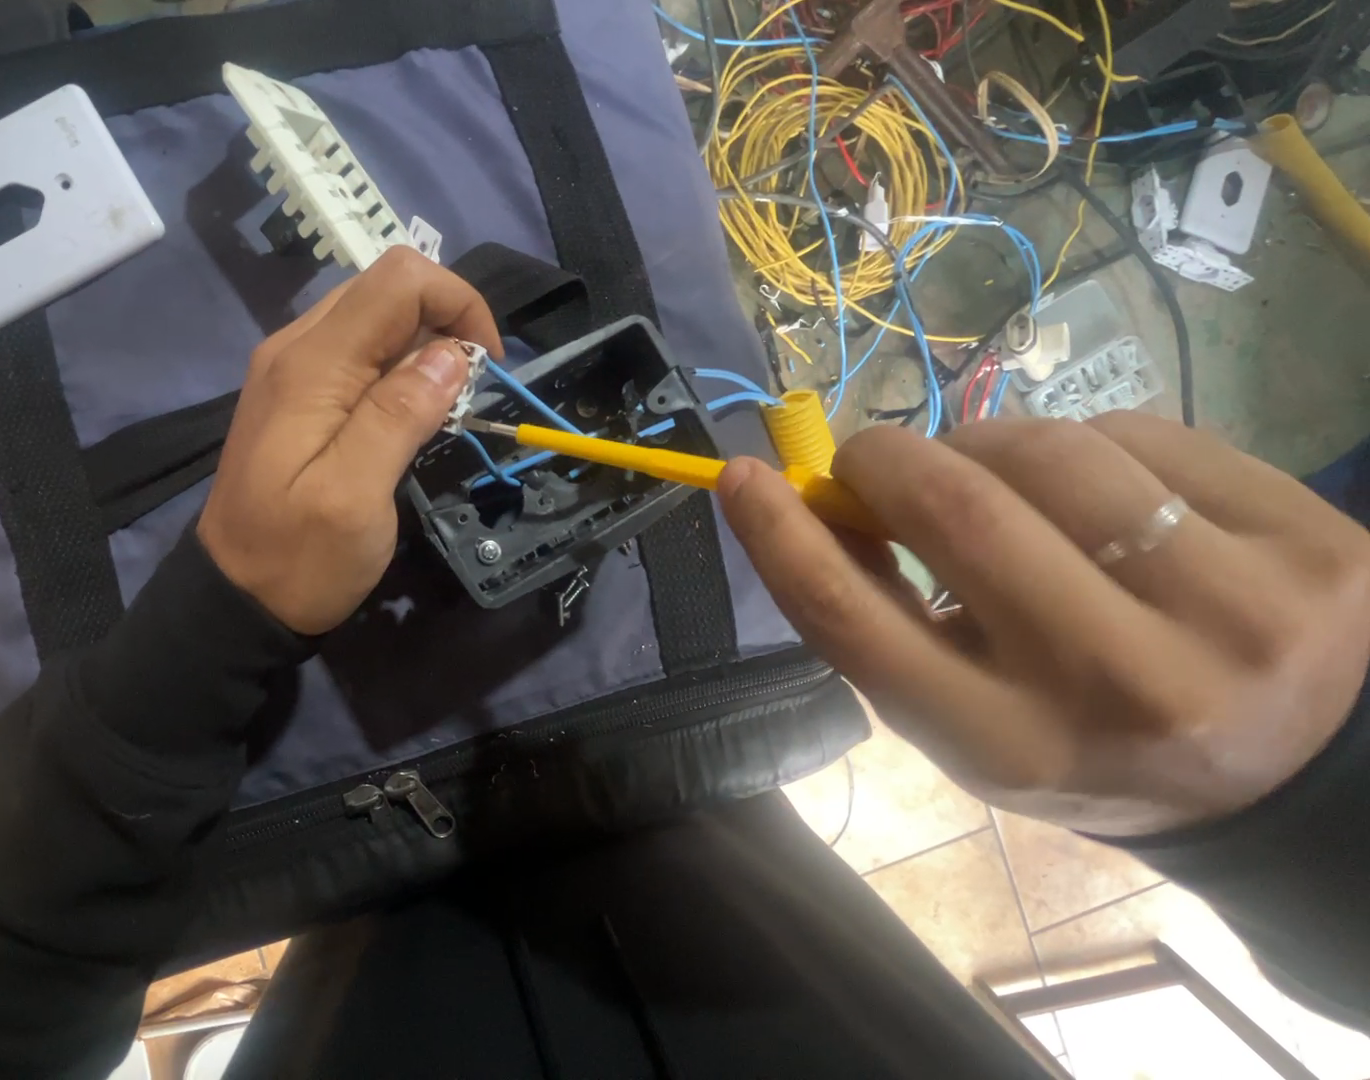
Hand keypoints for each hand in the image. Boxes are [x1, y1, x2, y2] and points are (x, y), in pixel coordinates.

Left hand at [198, 248, 500, 634]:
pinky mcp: (296, 395)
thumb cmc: (300, 558)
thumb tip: (452, 353)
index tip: (485, 367)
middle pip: (385, 289)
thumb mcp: (355, 496)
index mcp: (312, 364)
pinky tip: (406, 416)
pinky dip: (396, 368)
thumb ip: (399, 416)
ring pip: (373, 318)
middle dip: (443, 323)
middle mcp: (296, 348)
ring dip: (422, 347)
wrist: (236, 597)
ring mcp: (292, 370)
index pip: (398, 281)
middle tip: (467, 393)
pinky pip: (356, 353)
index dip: (457, 303)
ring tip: (443, 409)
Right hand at [717, 412, 1369, 835]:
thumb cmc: (1073, 739)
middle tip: (870, 463)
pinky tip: (1087, 490)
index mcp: (1003, 742)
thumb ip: (875, 616)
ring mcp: (1235, 610)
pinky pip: (1139, 433)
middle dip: (881, 459)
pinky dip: (1078, 443)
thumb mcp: (955, 711)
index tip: (739, 477)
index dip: (779, 537)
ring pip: (1045, 450)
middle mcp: (1116, 683)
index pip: (852, 619)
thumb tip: (805, 500)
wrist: (1295, 772)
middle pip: (951, 512)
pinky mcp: (1321, 542)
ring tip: (986, 478)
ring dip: (979, 444)